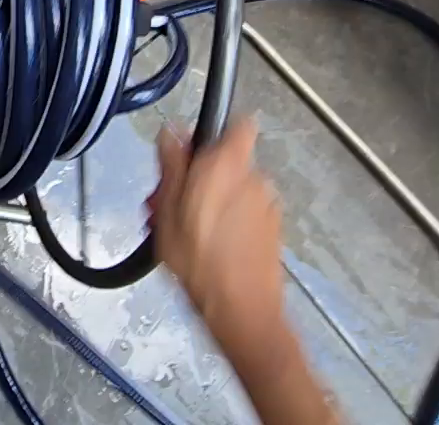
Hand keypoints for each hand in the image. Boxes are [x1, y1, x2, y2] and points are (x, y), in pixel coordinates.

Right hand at [147, 117, 286, 352]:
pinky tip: (201, 243)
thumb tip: (170, 131)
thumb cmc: (199, 260)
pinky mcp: (271, 231)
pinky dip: (223, 218)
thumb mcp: (168, 207)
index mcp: (228, 165)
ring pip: (230, 187)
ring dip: (205, 198)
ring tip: (178, 227)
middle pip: (223, 159)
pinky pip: (242, 210)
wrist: (243, 315)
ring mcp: (267, 206)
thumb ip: (171, 163)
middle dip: (194, 172)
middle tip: (166, 198)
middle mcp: (254, 179)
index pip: (236, 123)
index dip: (212, 127)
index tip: (190, 145)